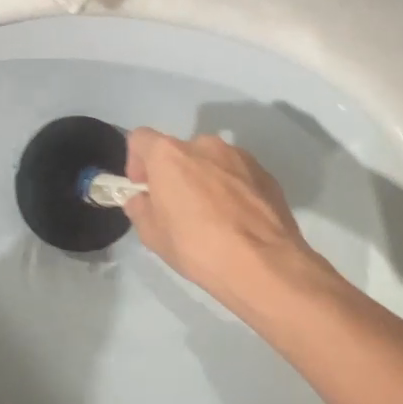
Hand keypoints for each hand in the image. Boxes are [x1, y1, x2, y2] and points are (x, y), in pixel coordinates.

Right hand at [123, 129, 330, 315]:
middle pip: (179, 151)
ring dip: (205, 179)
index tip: (143, 189)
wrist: (262, 264)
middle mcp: (205, 145)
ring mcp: (240, 156)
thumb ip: (140, 208)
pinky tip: (237, 221)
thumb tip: (143, 200)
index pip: (140, 139)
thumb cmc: (196, 247)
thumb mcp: (152, 235)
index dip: (136, 162)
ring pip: (212, 161)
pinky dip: (232, 189)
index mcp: (169, 155)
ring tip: (212, 216)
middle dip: (175, 173)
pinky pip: (238, 175)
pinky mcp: (266, 173)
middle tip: (178, 207)